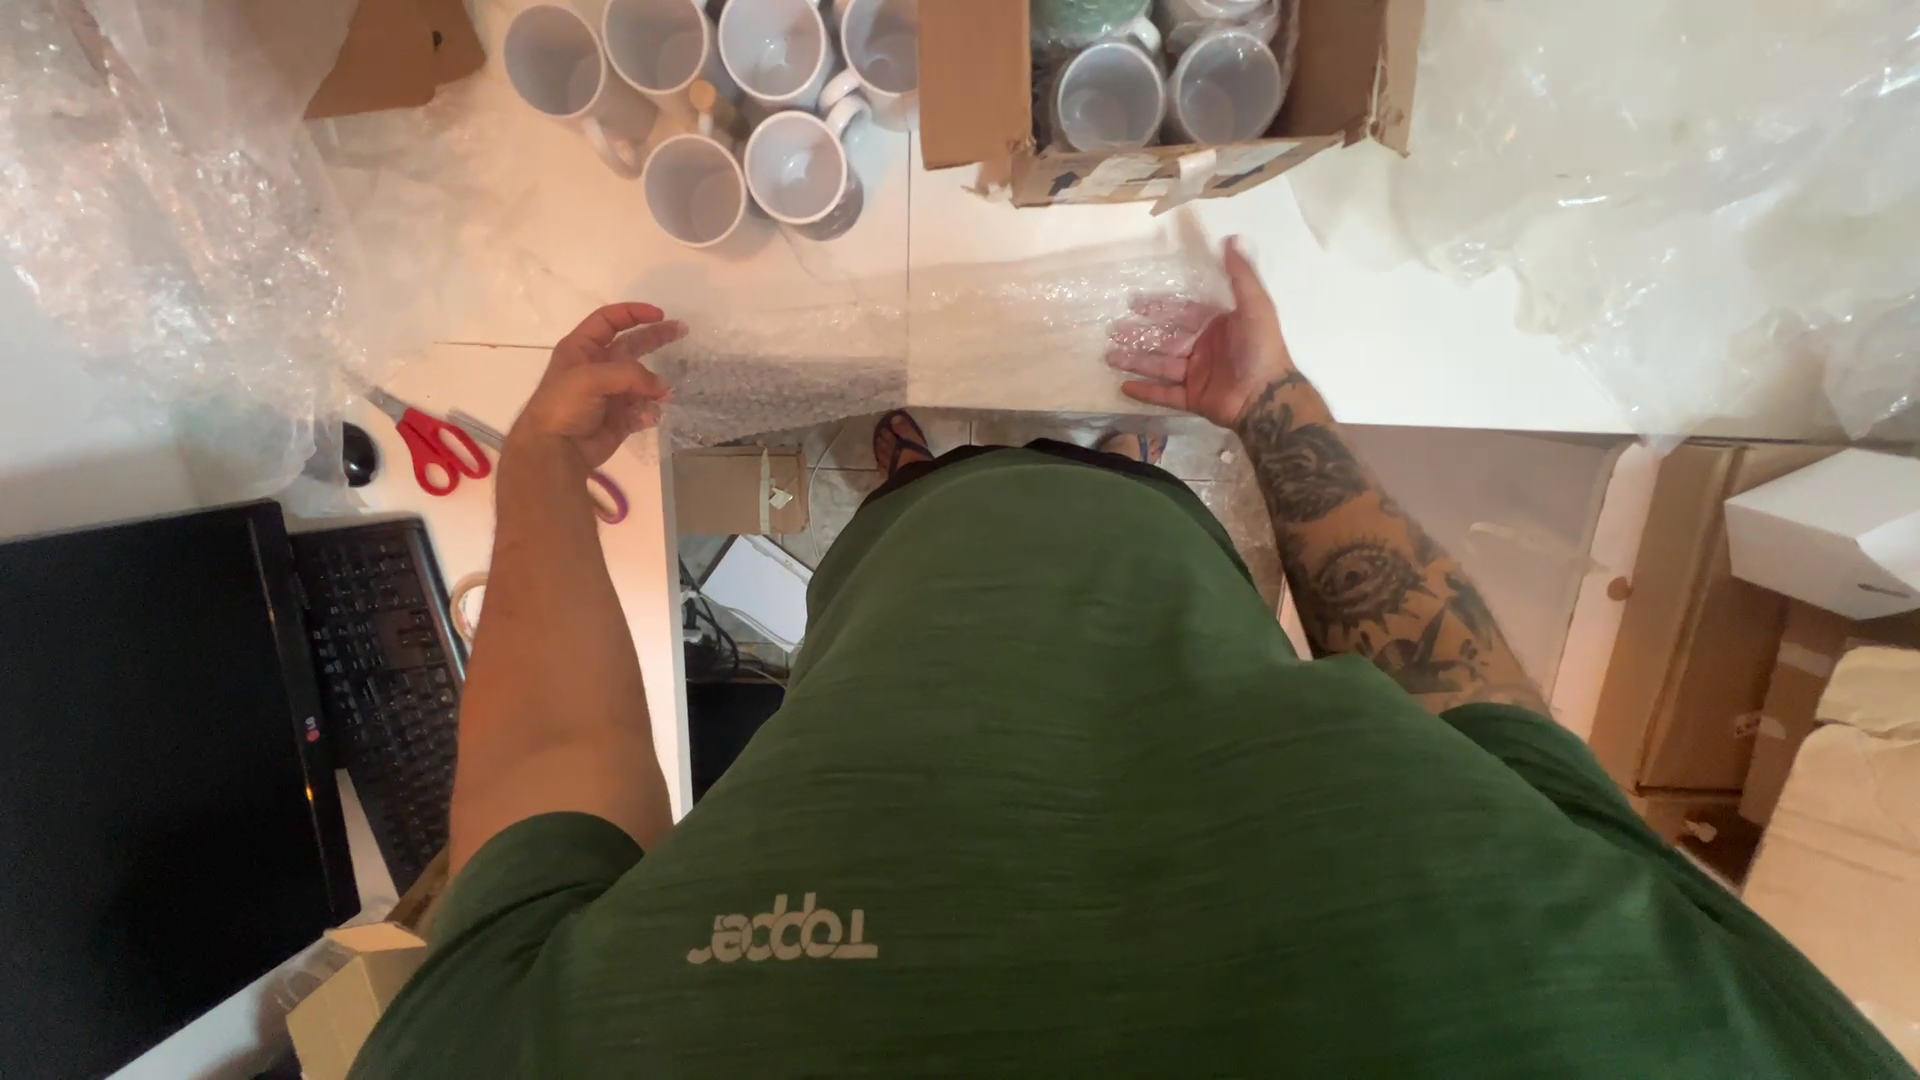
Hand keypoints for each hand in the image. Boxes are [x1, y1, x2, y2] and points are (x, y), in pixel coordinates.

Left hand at [511, 303, 686, 467]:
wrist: (556, 449)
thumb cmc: (564, 405)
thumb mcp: (591, 378)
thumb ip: (630, 374)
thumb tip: (663, 387)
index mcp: (582, 349)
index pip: (609, 320)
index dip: (633, 313)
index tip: (660, 315)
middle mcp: (598, 367)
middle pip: (633, 345)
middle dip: (656, 337)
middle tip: (682, 331)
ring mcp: (611, 393)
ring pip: (643, 381)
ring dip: (655, 385)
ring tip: (665, 393)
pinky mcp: (622, 417)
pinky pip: (644, 409)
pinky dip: (650, 411)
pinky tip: (648, 415)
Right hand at [1105, 237, 1299, 429]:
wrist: (1267, 396)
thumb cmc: (1261, 348)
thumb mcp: (1254, 305)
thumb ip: (1240, 275)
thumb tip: (1231, 238)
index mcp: (1217, 325)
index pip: (1182, 312)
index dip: (1159, 307)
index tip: (1135, 303)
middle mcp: (1204, 348)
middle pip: (1165, 339)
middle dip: (1139, 335)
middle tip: (1114, 329)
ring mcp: (1196, 375)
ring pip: (1159, 366)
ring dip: (1135, 361)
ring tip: (1110, 357)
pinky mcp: (1192, 399)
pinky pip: (1165, 395)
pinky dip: (1145, 392)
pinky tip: (1124, 387)